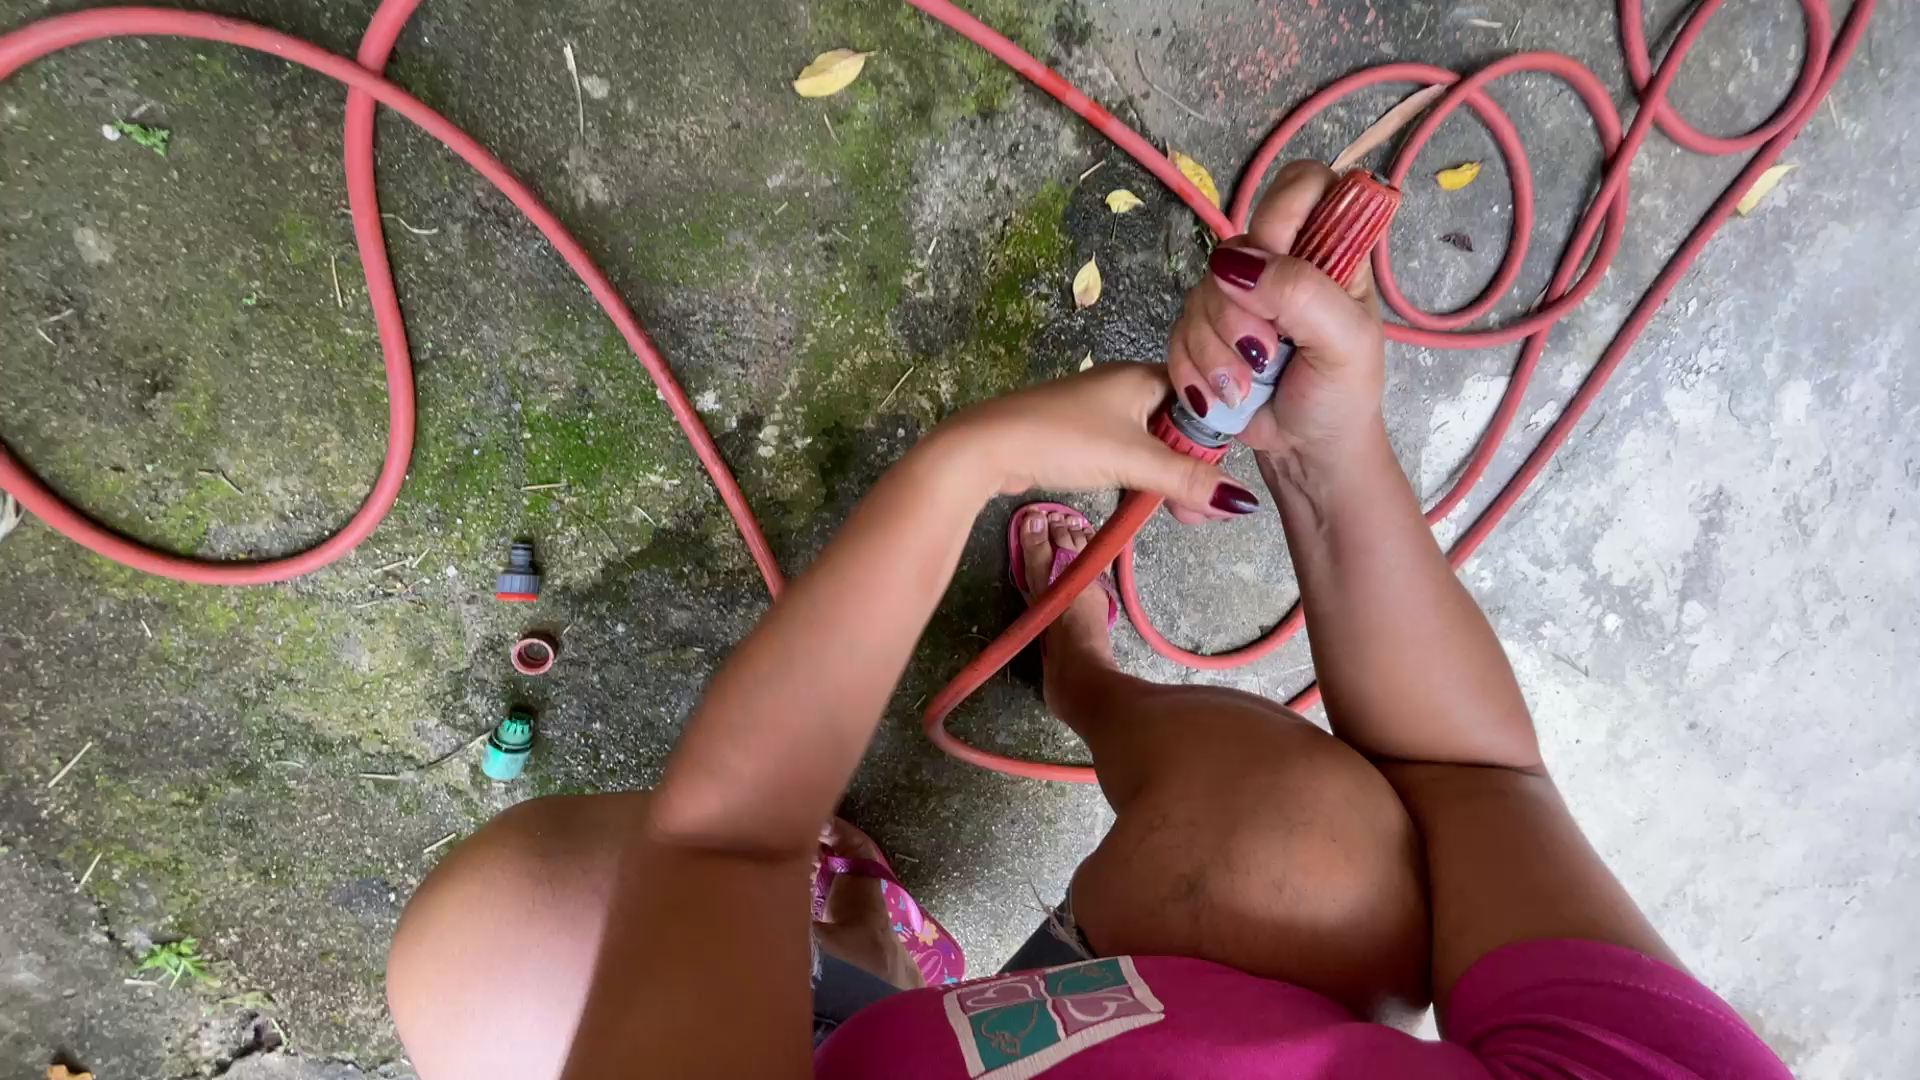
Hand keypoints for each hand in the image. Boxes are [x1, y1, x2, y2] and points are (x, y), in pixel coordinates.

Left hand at [940, 363, 1261, 519]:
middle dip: (1194, 468)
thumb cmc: (1063, 441)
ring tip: (1184, 514)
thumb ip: (1186, 479)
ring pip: (1152, 443)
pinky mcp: (1081, 435)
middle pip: (1179, 425)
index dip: (1219, 439)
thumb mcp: (1132, 460)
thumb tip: (1241, 501)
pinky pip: (1126, 452)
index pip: (1204, 398)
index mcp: (1144, 377)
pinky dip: (1141, 476)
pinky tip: (1147, 500)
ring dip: (1169, 477)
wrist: (987, 447)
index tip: (1226, 482)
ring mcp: (1101, 410)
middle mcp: (1126, 386)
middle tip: (1204, 511)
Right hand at [1166, 160, 1387, 484]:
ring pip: (1197, 298)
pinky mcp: (1203, 334)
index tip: (1279, 269)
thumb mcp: (1343, 343)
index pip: (1299, 185)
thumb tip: (1237, 264)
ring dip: (1215, 352)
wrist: (1307, 450)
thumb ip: (1301, 293)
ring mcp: (1235, 300)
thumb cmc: (1340, 395)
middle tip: (1265, 354)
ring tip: (1246, 387)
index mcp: (1327, 250)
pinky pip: (1177, 335)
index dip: (1279, 216)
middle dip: (1237, 313)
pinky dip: (1193, 370)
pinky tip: (1221, 394)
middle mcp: (1277, 265)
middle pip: (1231, 251)